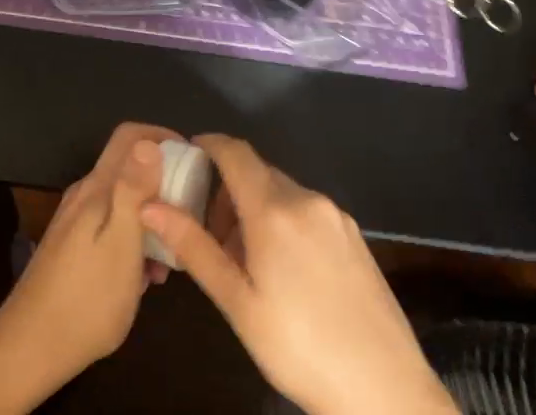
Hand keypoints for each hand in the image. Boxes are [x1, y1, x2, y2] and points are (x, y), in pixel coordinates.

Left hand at [0, 123, 177, 386]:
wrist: (34, 344)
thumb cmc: (88, 298)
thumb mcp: (121, 244)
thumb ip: (133, 191)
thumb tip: (149, 142)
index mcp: (96, 188)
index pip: (128, 137)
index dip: (162, 137)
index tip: (194, 160)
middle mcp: (83, 196)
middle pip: (129, 169)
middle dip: (165, 187)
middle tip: (193, 219)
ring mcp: (76, 221)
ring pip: (124, 204)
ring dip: (153, 222)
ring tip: (172, 261)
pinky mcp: (74, 247)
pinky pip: (114, 229)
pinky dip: (136, 243)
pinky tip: (146, 279)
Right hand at [140, 135, 455, 414]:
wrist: (387, 392)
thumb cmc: (299, 347)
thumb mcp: (236, 301)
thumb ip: (192, 247)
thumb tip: (149, 205)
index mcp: (275, 210)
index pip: (235, 152)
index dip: (207, 145)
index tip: (184, 156)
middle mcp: (309, 201)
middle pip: (257, 172)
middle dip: (226, 189)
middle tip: (205, 230)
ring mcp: (338, 219)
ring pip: (283, 193)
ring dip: (254, 207)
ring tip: (240, 257)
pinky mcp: (356, 239)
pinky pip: (307, 212)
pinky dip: (282, 220)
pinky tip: (278, 267)